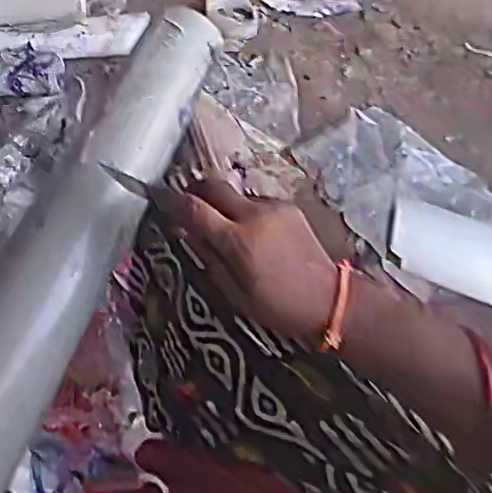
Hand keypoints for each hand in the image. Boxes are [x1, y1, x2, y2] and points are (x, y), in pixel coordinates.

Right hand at [163, 177, 340, 339]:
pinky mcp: (287, 207)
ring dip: (222, 204)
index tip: (159, 199)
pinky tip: (253, 232)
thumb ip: (207, 255)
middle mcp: (253, 216)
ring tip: (225, 226)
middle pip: (212, 186)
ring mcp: (272, 208)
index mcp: (237, 241)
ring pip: (233, 194)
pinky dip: (245, 212)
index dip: (172, 201)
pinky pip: (254, 202)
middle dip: (195, 190)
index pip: (194, 208)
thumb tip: (185, 230)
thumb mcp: (233, 292)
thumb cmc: (278, 306)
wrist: (332, 302)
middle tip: (187, 203)